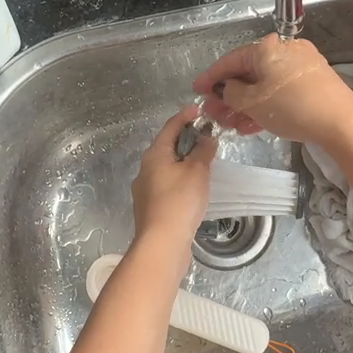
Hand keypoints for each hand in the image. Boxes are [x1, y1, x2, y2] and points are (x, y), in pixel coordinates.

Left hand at [131, 105, 216, 247]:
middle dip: (185, 139)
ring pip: (166, 167)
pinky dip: (180, 179)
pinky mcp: (151, 207)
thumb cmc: (179, 201)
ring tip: (203, 161)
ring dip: (183, 161)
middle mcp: (145, 169)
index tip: (198, 109)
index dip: (185, 116)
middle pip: (166, 146)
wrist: (162, 243)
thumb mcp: (197, 171)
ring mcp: (145, 190)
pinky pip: (167, 184)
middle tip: (206, 136)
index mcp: (154, 155)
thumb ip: (203, 151)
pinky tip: (193, 187)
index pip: (170, 127)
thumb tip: (207, 137)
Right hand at [192, 34, 352, 145]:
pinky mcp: (312, 82)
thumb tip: (227, 89)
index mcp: (267, 48)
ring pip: (264, 84)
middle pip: (248, 72)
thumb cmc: (293, 107)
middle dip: (229, 96)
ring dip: (245, 104)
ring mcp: (300, 65)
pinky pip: (280, 91)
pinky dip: (265, 105)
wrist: (341, 122)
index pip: (230, 60)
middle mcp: (284, 50)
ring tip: (232, 125)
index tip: (197, 90)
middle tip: (214, 114)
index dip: (211, 77)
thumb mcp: (253, 103)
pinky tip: (253, 125)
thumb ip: (231, 94)